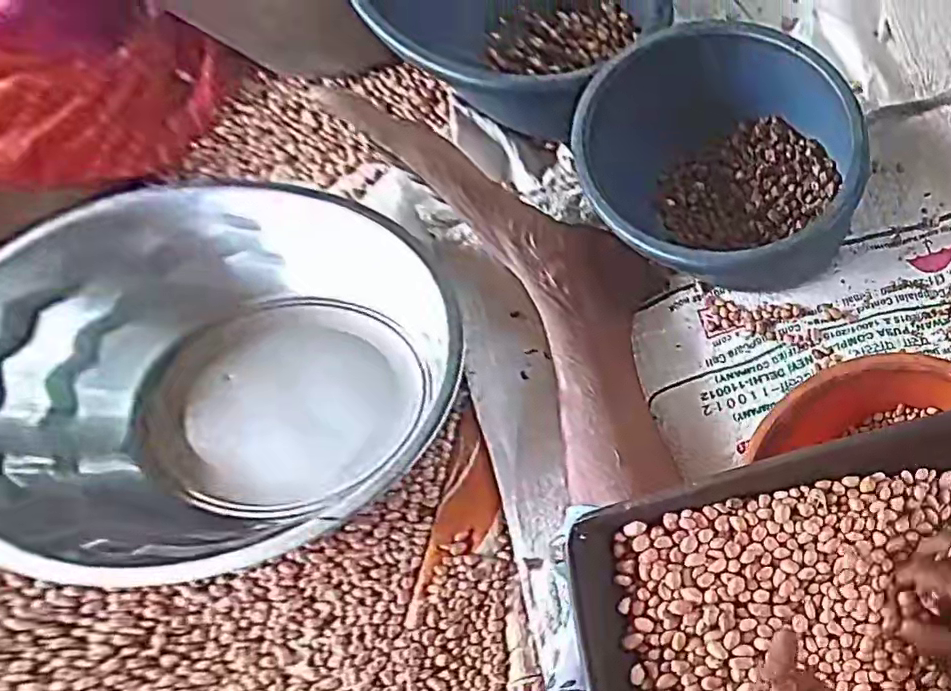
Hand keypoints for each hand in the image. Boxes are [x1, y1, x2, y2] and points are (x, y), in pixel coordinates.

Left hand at [312, 88, 658, 313]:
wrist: (590, 331)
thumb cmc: (595, 294)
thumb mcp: (611, 240)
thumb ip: (609, 203)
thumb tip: (618, 176)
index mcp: (497, 212)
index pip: (429, 159)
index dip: (382, 126)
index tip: (332, 98)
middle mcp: (481, 217)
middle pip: (420, 163)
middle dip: (383, 129)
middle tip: (343, 98)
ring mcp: (488, 227)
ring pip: (435, 177)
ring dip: (409, 147)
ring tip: (381, 118)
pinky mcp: (502, 237)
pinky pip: (456, 190)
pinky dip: (437, 167)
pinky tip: (441, 159)